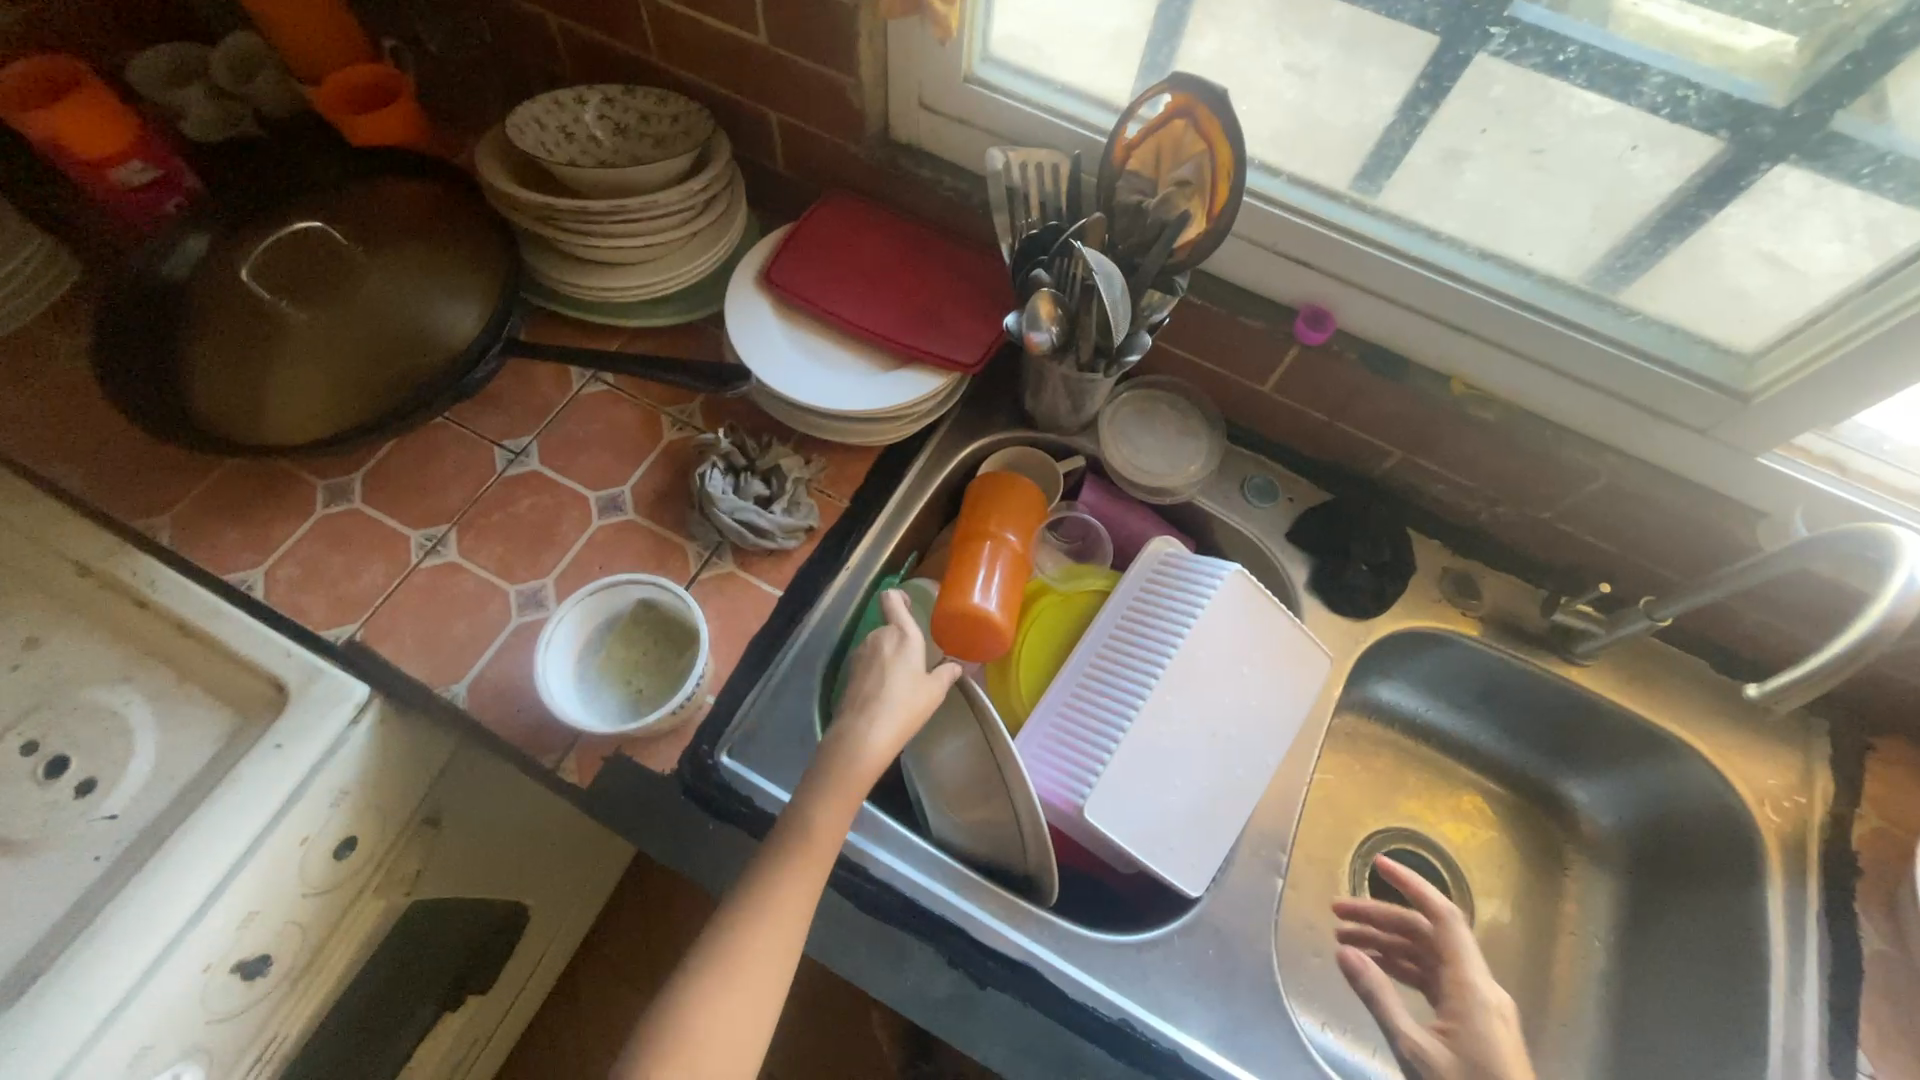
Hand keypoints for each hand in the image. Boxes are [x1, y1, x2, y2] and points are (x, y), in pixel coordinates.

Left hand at [818, 590, 962, 787]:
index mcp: (902, 634)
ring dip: (887, 658)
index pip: (892, 599)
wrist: (863, 733)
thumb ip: (946, 674)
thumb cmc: (905, 706)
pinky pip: (867, 663)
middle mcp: (878, 636)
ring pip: (877, 647)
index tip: (908, 605)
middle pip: (889, 628)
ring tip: (899, 684)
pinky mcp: (848, 671)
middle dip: (899, 642)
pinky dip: (875, 672)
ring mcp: (860, 653)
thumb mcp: (934, 692)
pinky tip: (883, 695)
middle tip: (914, 666)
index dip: (898, 597)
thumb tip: (956, 666)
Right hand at [1333, 856, 1535, 1079]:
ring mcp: (1481, 1005)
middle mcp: (1481, 986)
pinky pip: (1437, 979)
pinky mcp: (1477, 1022)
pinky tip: (1377, 968)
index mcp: (1473, 986)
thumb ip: (1378, 998)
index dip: (1411, 885)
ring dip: (1389, 944)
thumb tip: (1344, 951)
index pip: (1442, 916)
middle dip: (1381, 919)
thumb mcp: (1415, 1051)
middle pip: (1428, 934)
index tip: (1376, 864)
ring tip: (1345, 941)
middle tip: (1336, 915)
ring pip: (1430, 956)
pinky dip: (1404, 967)